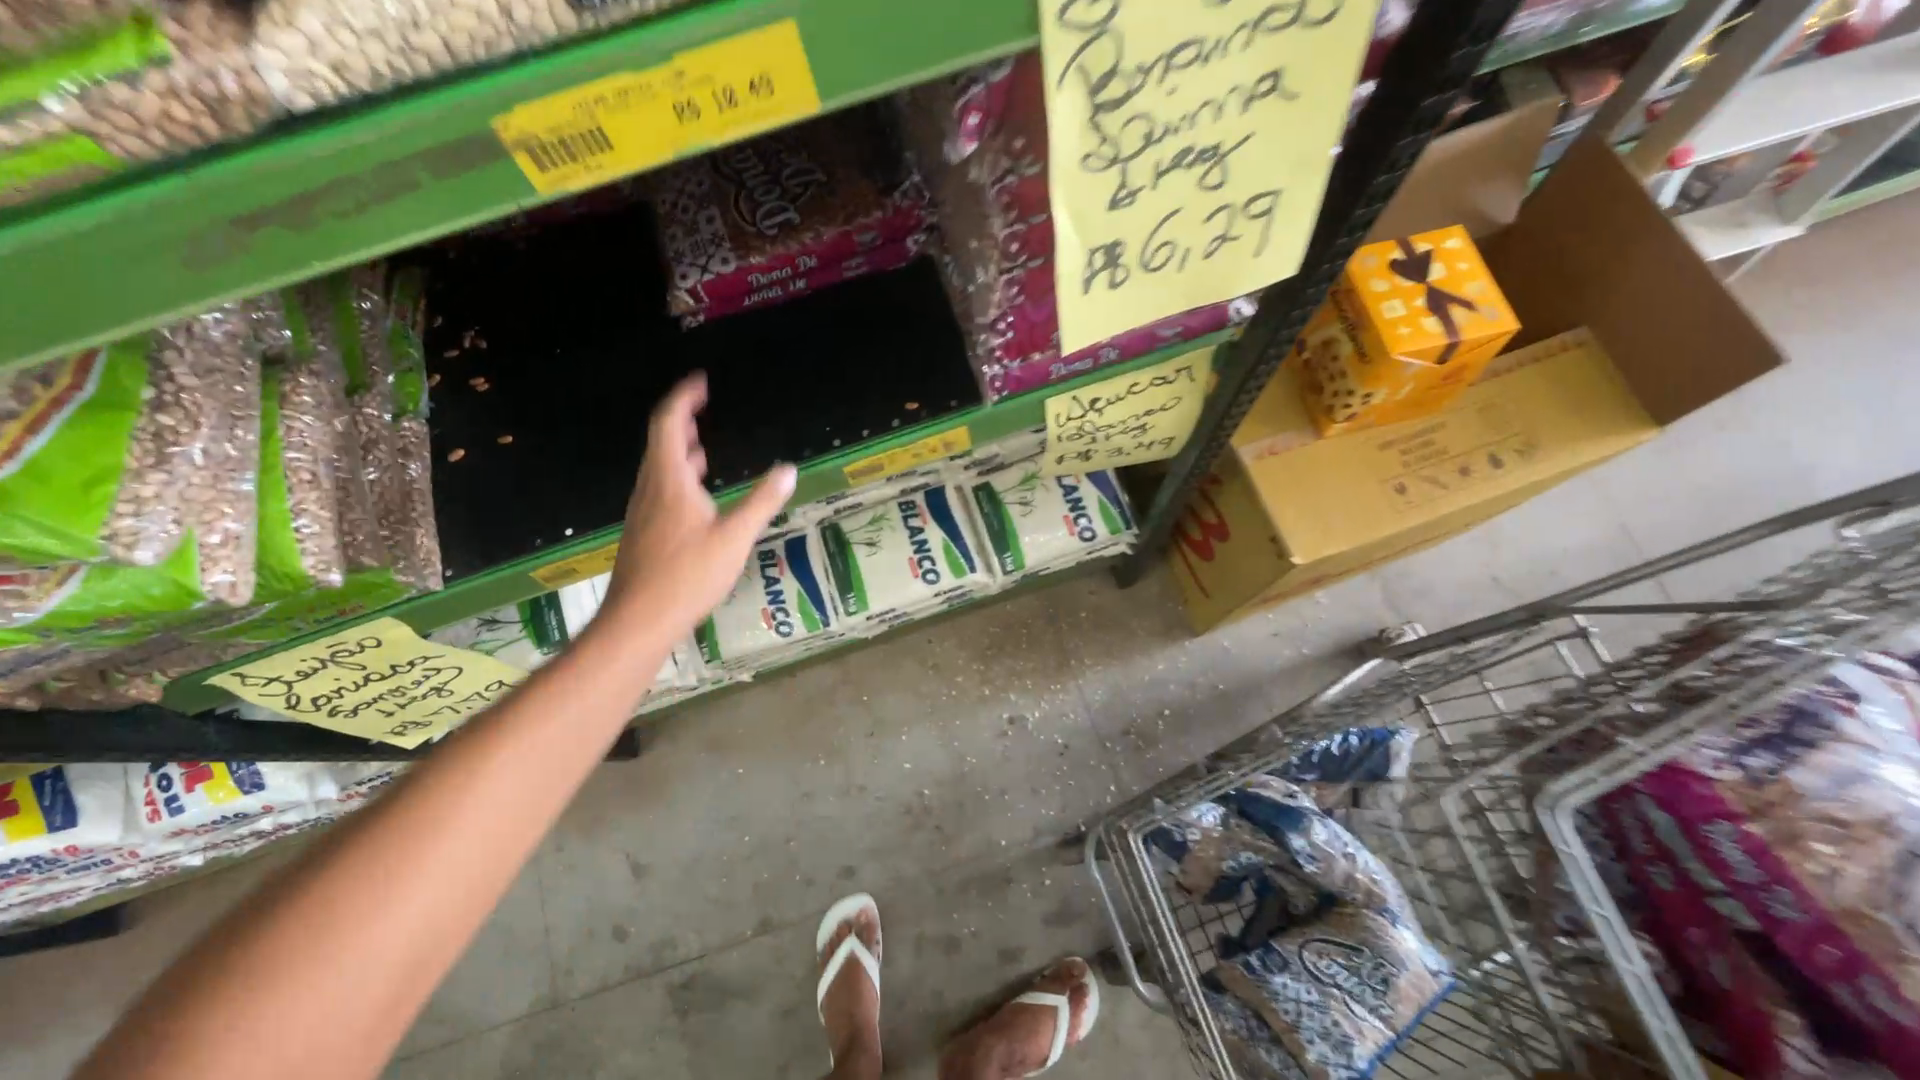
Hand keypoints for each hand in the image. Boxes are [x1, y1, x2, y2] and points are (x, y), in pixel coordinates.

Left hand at [602, 373, 796, 633]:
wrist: (639, 620)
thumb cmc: (688, 575)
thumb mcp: (735, 537)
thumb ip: (762, 501)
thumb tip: (789, 469)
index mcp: (669, 480)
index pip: (669, 424)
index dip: (684, 399)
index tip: (701, 383)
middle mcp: (650, 488)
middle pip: (660, 442)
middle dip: (683, 421)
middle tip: (705, 409)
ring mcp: (642, 511)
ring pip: (658, 468)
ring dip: (680, 452)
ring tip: (705, 447)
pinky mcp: (642, 532)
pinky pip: (659, 490)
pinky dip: (678, 478)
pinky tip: (697, 498)